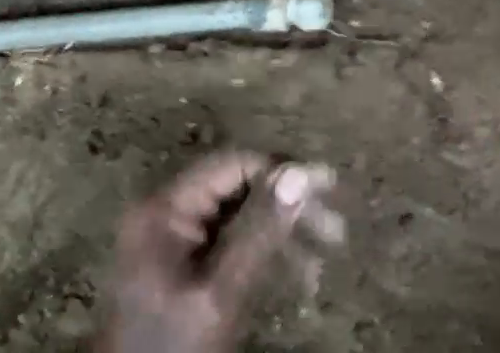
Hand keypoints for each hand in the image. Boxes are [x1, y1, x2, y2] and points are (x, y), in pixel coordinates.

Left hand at [99, 153, 338, 352]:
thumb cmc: (175, 344)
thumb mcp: (221, 289)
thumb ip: (259, 230)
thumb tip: (299, 173)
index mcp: (165, 207)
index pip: (232, 165)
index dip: (280, 170)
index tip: (327, 186)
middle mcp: (167, 209)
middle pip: (237, 187)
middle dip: (287, 204)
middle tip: (335, 226)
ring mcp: (173, 235)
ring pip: (239, 212)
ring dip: (283, 229)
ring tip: (328, 249)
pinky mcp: (183, 259)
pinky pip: (231, 237)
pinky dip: (264, 250)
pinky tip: (300, 270)